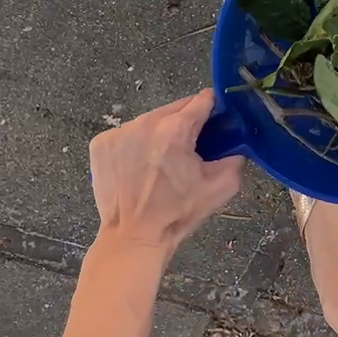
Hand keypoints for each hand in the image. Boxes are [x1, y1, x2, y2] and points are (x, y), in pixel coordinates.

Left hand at [89, 90, 243, 255]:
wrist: (133, 237)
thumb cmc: (177, 213)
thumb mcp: (220, 187)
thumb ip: (236, 158)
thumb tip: (236, 144)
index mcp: (177, 129)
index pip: (203, 99)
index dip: (213, 109)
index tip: (215, 123)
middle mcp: (146, 122)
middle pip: (176, 108)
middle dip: (186, 123)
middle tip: (189, 148)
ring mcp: (120, 131)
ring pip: (151, 120)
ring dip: (161, 132)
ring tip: (162, 160)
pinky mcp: (101, 142)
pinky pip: (127, 132)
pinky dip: (136, 143)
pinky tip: (139, 166)